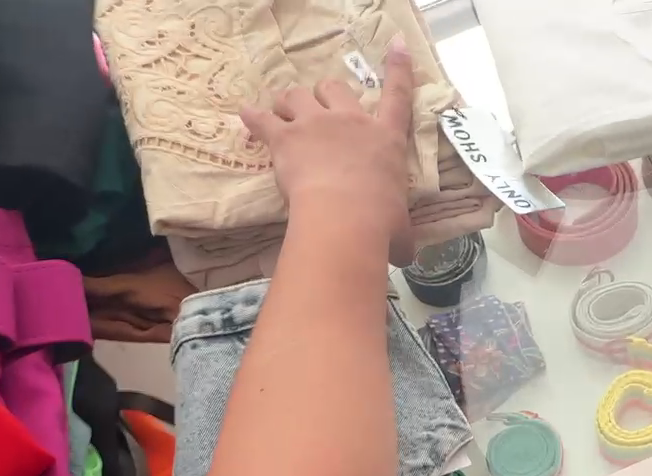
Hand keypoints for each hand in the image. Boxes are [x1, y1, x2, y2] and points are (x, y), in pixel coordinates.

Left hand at [241, 36, 416, 263]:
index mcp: (386, 140)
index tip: (397, 46)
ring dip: (291, 103)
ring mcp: (316, 125)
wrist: (347, 220)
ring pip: (297, 94)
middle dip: (327, 97)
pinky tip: (247, 116)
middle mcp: (351, 122)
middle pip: (335, 88)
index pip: (397, 97)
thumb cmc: (382, 226)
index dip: (398, 70)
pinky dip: (253, 117)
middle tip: (320, 115)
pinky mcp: (285, 137)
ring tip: (285, 117)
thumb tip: (404, 254)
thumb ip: (400, 232)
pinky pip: (262, 118)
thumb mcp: (401, 230)